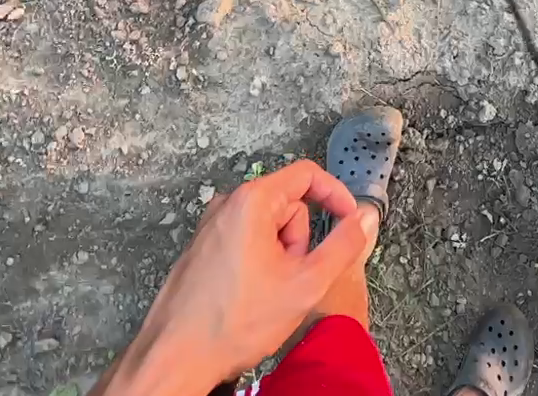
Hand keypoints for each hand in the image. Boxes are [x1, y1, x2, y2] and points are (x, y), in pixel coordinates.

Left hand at [92, 160, 375, 395]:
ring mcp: (210, 226)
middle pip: (289, 205)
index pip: (307, 175)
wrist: (172, 363)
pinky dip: (259, 262)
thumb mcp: (306, 284)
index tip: (349, 220)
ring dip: (280, 255)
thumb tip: (365, 217)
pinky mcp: (201, 249)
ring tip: (268, 293)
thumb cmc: (233, 324)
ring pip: (268, 227)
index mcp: (252, 201)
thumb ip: (344, 245)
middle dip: (300, 240)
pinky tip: (249, 297)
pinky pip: (246, 241)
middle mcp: (227, 204)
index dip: (335, 195)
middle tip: (293, 278)